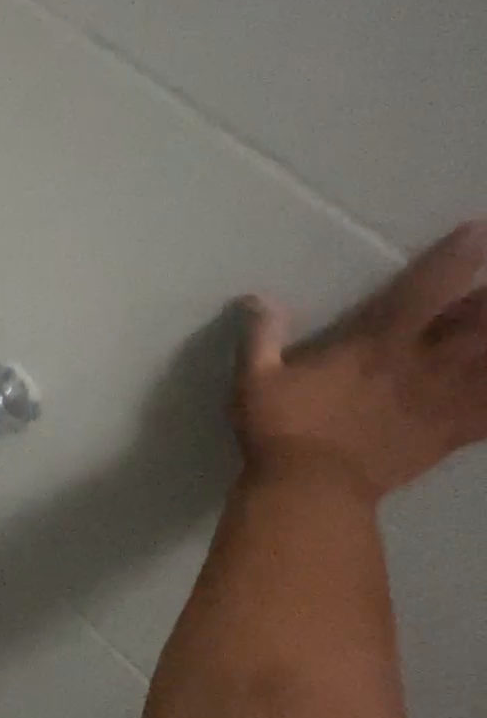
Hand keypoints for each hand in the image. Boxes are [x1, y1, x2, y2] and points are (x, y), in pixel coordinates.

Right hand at [235, 220, 486, 498]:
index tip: (477, 230)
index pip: (426, 289)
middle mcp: (424, 363)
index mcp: (376, 346)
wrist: (309, 487)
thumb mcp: (253, 381)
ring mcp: (445, 398)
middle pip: (482, 318)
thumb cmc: (278, 429)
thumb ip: (261, 337)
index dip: (457, 256)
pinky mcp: (453, 430)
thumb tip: (256, 298)